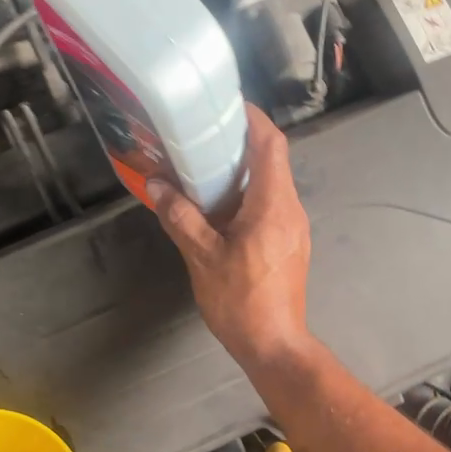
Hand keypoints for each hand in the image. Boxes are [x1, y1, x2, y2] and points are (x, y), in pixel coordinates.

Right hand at [150, 105, 315, 370]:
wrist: (274, 346)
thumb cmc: (241, 301)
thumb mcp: (202, 257)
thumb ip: (180, 216)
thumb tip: (156, 184)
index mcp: (274, 204)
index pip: (270, 143)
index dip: (251, 117)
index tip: (224, 105)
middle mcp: (291, 210)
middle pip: (271, 161)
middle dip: (238, 144)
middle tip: (201, 137)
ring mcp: (294, 229)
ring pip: (269, 186)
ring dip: (239, 174)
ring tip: (202, 170)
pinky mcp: (289, 246)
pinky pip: (269, 208)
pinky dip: (244, 198)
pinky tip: (217, 209)